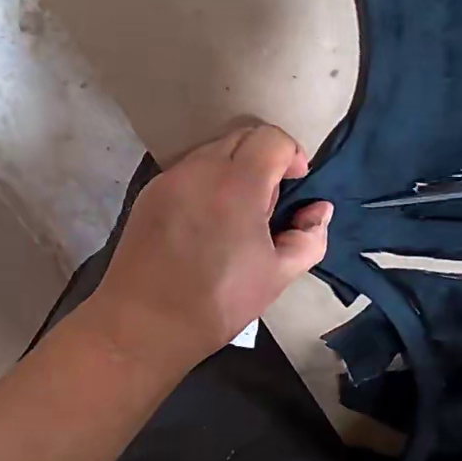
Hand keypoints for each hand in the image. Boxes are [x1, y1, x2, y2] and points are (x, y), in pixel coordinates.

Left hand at [77, 121, 331, 372]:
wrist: (143, 324)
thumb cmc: (217, 303)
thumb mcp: (278, 276)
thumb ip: (309, 237)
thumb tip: (318, 211)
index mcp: (235, 185)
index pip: (271, 139)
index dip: (292, 156)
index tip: (296, 185)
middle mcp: (199, 170)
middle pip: (242, 136)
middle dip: (264, 159)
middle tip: (267, 204)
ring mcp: (169, 179)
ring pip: (212, 151)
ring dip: (234, 169)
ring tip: (234, 217)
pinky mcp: (148, 193)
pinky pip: (187, 171)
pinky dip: (206, 182)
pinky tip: (205, 224)